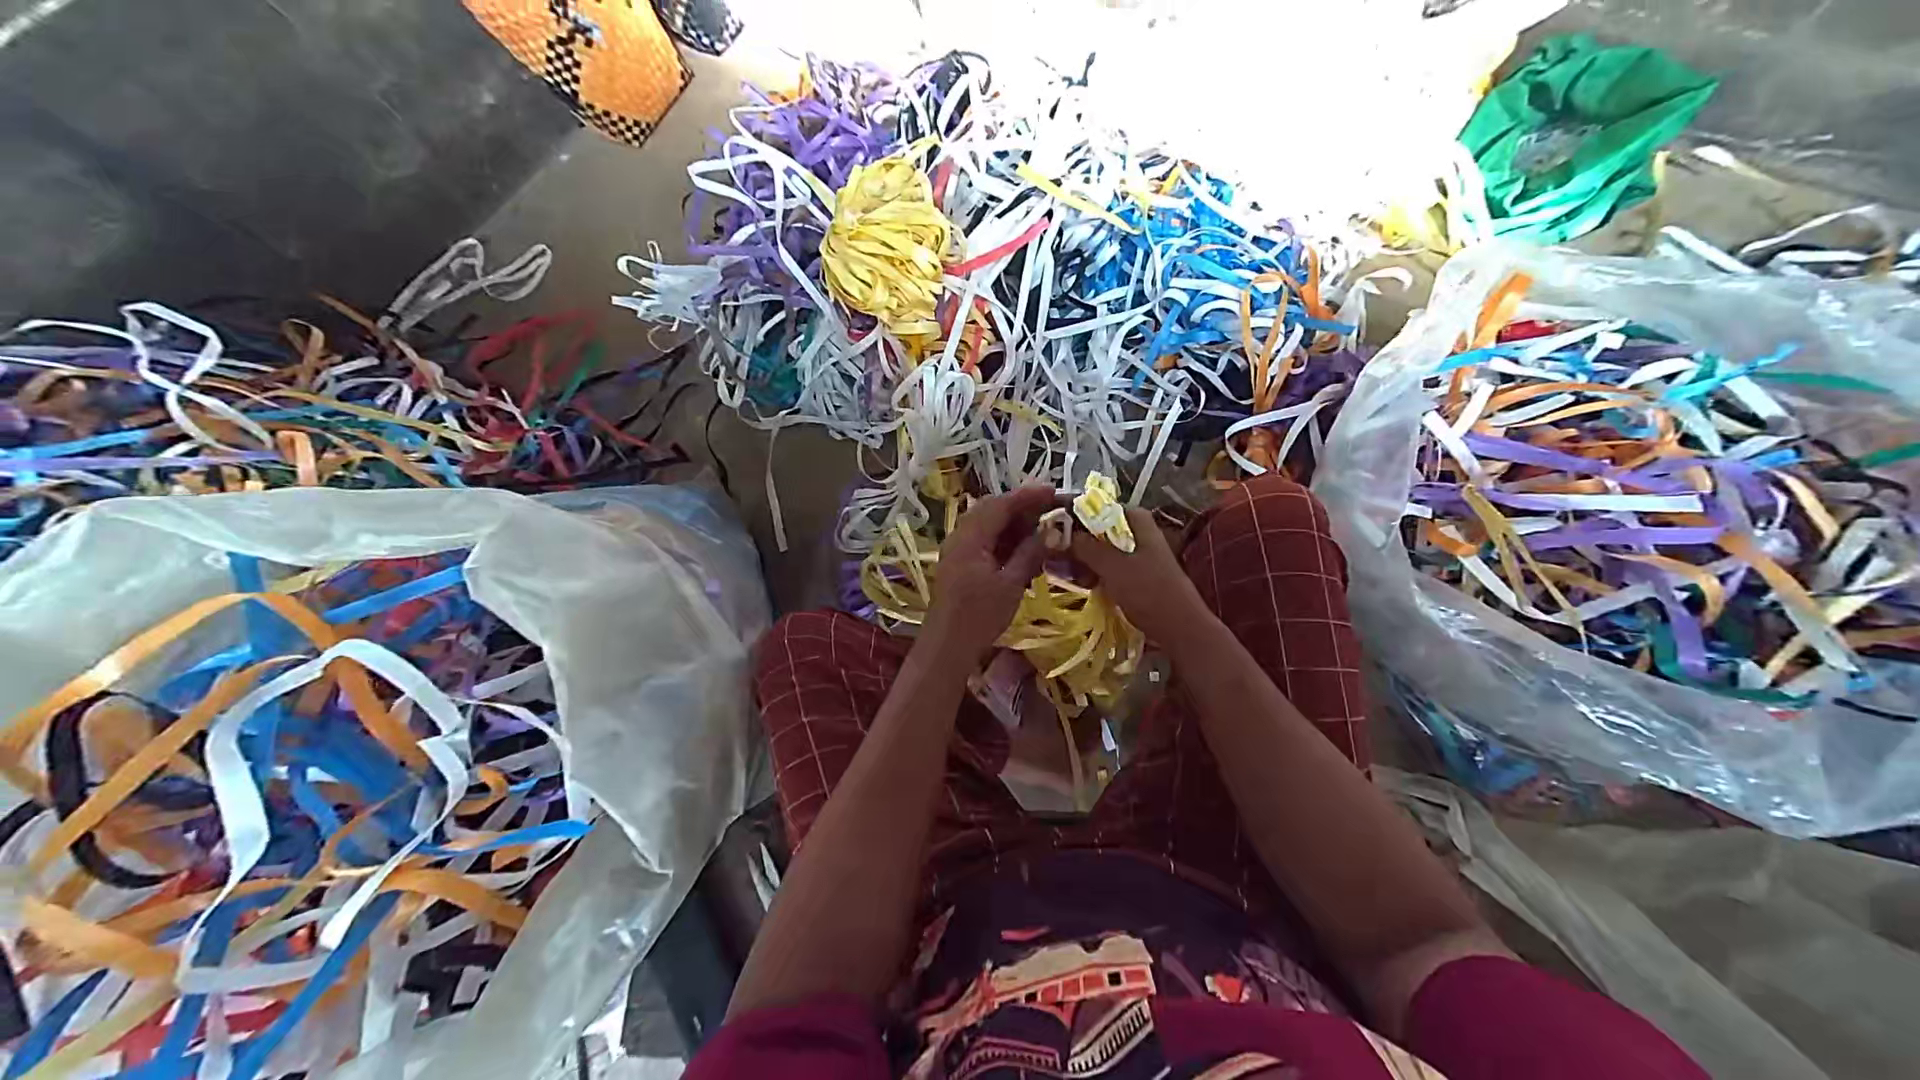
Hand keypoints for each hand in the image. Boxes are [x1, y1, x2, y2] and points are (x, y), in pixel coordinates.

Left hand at [921, 485, 1054, 660]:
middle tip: (1048, 511)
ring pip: (986, 525)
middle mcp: (959, 537)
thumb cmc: (979, 617)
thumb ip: (1030, 554)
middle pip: (991, 510)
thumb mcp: (1011, 585)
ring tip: (1040, 532)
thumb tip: (1050, 531)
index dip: (1028, 496)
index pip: (1001, 505)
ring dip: (1012, 524)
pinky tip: (1022, 552)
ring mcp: (956, 550)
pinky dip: (1003, 540)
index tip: (1053, 491)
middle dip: (1020, 508)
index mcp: (971, 538)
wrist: (947, 646)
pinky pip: (982, 541)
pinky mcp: (958, 564)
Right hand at [1070, 505, 1206, 640]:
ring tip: (1073, 574)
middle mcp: (1142, 535)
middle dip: (1082, 542)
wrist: (1180, 628)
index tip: (1060, 528)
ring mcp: (1143, 558)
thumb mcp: (1112, 566)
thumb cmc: (1148, 591)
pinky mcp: (1142, 578)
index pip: (1105, 508)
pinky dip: (1099, 574)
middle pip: (1104, 530)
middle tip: (1062, 555)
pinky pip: (1114, 570)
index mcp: (1139, 523)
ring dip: (1089, 561)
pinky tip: (1088, 586)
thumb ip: (1088, 547)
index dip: (1081, 515)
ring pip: (1107, 551)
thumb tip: (1066, 534)